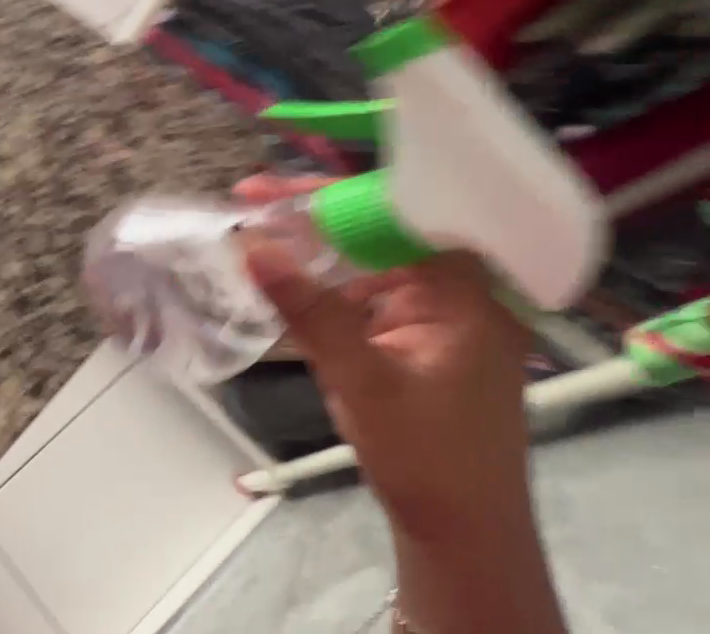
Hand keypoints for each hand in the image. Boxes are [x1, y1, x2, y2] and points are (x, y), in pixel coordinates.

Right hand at [236, 175, 534, 538]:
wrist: (460, 530)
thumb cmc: (426, 456)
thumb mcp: (362, 380)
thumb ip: (309, 309)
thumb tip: (251, 246)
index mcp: (471, 298)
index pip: (402, 217)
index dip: (333, 195)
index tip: (266, 191)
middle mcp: (465, 296)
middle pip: (386, 229)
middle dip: (317, 212)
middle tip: (250, 200)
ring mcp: (443, 316)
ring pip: (374, 257)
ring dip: (318, 242)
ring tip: (259, 227)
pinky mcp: (422, 336)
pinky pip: (371, 287)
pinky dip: (328, 276)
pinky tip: (289, 274)